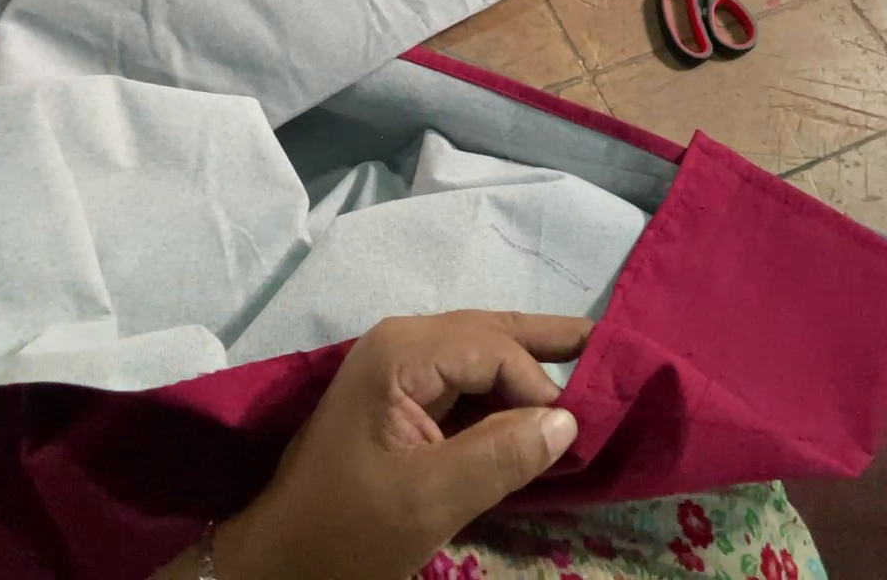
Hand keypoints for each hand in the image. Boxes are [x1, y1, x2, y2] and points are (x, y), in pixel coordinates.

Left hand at [162, 311, 589, 579]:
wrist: (281, 556)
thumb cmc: (348, 529)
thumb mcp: (429, 501)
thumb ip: (501, 454)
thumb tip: (566, 419)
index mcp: (404, 353)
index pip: (492, 349)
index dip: (537, 386)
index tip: (572, 434)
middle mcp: (403, 341)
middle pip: (488, 330)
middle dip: (544, 338)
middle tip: (605, 337)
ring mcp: (399, 363)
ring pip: (478, 346)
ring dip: (527, 356)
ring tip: (583, 352)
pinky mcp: (400, 390)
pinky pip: (463, 374)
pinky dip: (502, 384)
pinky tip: (533, 393)